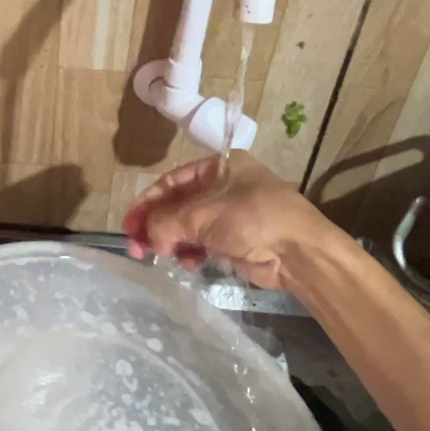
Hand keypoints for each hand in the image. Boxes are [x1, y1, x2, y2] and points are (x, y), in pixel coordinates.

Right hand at [122, 151, 345, 288]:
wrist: (300, 253)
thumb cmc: (254, 218)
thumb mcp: (204, 214)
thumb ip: (167, 222)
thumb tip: (147, 237)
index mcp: (219, 167)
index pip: (172, 181)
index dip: (148, 202)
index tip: (129, 223)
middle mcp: (224, 187)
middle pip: (178, 205)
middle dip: (157, 225)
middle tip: (137, 246)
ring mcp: (231, 215)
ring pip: (189, 227)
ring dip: (172, 241)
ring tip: (158, 257)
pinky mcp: (236, 241)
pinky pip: (203, 244)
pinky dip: (191, 253)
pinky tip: (187, 263)